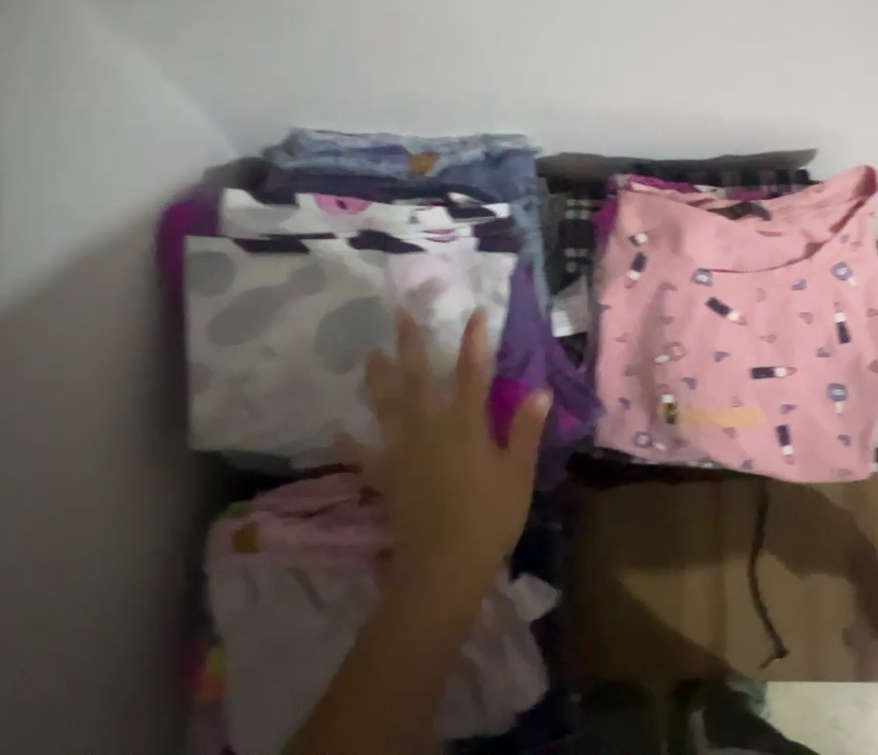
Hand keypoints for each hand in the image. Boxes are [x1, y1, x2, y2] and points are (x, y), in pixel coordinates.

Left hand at [356, 309, 549, 585]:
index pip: (472, 372)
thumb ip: (526, 430)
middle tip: (400, 314)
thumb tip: (540, 391)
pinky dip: (350, 445)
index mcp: (465, 424)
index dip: (474, 341)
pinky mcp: (387, 476)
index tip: (474, 312)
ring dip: (379, 379)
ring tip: (370, 354)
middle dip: (411, 344)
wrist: (444, 564)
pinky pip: (364, 457)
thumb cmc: (490, 517)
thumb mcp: (518, 473)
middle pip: (419, 379)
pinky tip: (337, 432)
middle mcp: (430, 428)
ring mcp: (403, 451)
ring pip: (387, 407)